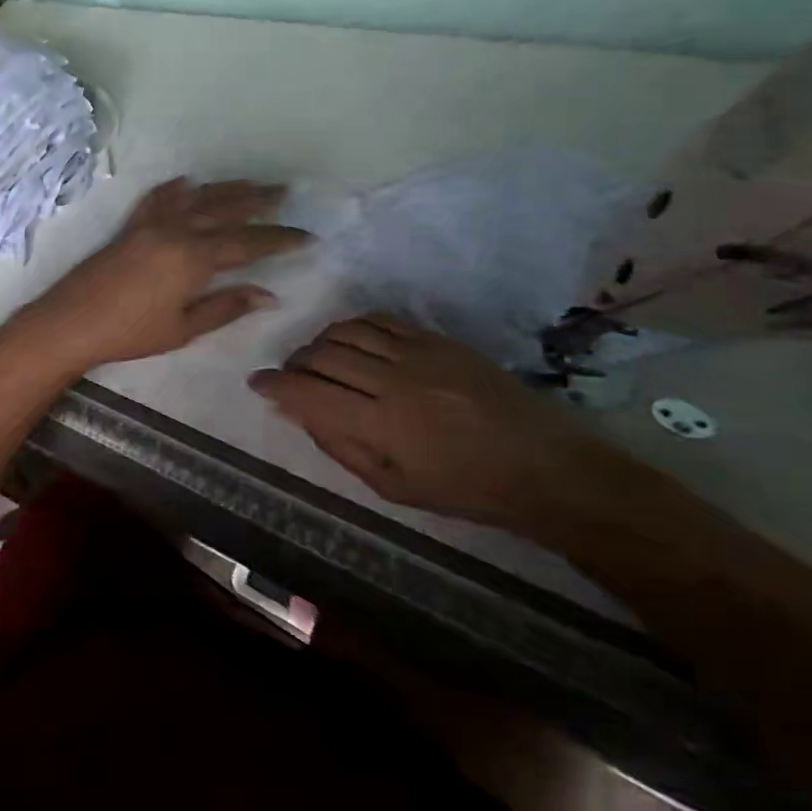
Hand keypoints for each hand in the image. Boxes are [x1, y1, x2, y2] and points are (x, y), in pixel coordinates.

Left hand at [9, 178, 307, 370]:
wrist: (69, 322)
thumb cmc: (129, 333)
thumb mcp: (183, 328)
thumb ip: (225, 307)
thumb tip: (269, 295)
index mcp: (194, 258)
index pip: (247, 243)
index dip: (279, 240)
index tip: (307, 236)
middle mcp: (174, 233)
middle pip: (223, 210)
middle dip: (257, 201)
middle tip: (285, 192)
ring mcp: (147, 227)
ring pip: (193, 200)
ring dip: (223, 189)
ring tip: (249, 183)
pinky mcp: (127, 230)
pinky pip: (154, 201)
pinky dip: (173, 190)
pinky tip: (185, 183)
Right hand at [247, 315, 627, 534]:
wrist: (553, 470)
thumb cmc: (466, 490)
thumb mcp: (390, 485)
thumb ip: (336, 444)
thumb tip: (294, 411)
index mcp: (382, 425)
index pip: (306, 392)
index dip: (273, 384)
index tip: (258, 383)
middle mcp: (394, 383)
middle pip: (320, 356)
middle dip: (293, 364)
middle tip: (292, 377)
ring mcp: (420, 356)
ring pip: (344, 332)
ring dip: (320, 344)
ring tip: (319, 360)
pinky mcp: (441, 342)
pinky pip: (379, 320)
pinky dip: (353, 327)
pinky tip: (352, 344)